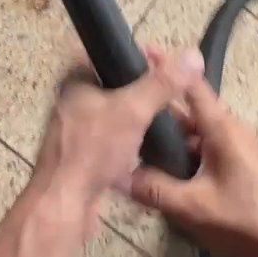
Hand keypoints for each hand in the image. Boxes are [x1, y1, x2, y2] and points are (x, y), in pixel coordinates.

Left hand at [28, 46, 203, 238]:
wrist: (65, 205)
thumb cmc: (92, 150)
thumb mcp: (132, 111)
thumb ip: (162, 84)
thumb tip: (192, 56)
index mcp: (77, 77)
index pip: (113, 52)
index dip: (143, 55)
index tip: (171, 64)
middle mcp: (75, 97)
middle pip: (120, 83)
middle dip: (150, 90)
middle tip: (178, 96)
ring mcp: (79, 127)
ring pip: (121, 112)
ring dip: (145, 117)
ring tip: (174, 121)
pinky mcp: (86, 152)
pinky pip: (117, 137)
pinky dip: (136, 139)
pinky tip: (157, 145)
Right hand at [125, 75, 257, 256]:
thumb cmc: (245, 221)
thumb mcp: (193, 207)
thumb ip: (153, 189)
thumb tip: (116, 174)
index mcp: (221, 127)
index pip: (191, 84)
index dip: (167, 66)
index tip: (141, 51)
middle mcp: (231, 129)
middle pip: (189, 109)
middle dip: (159, 109)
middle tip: (127, 109)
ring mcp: (238, 147)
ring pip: (197, 132)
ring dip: (171, 136)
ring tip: (137, 142)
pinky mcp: (241, 165)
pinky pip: (207, 148)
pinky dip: (185, 152)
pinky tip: (165, 170)